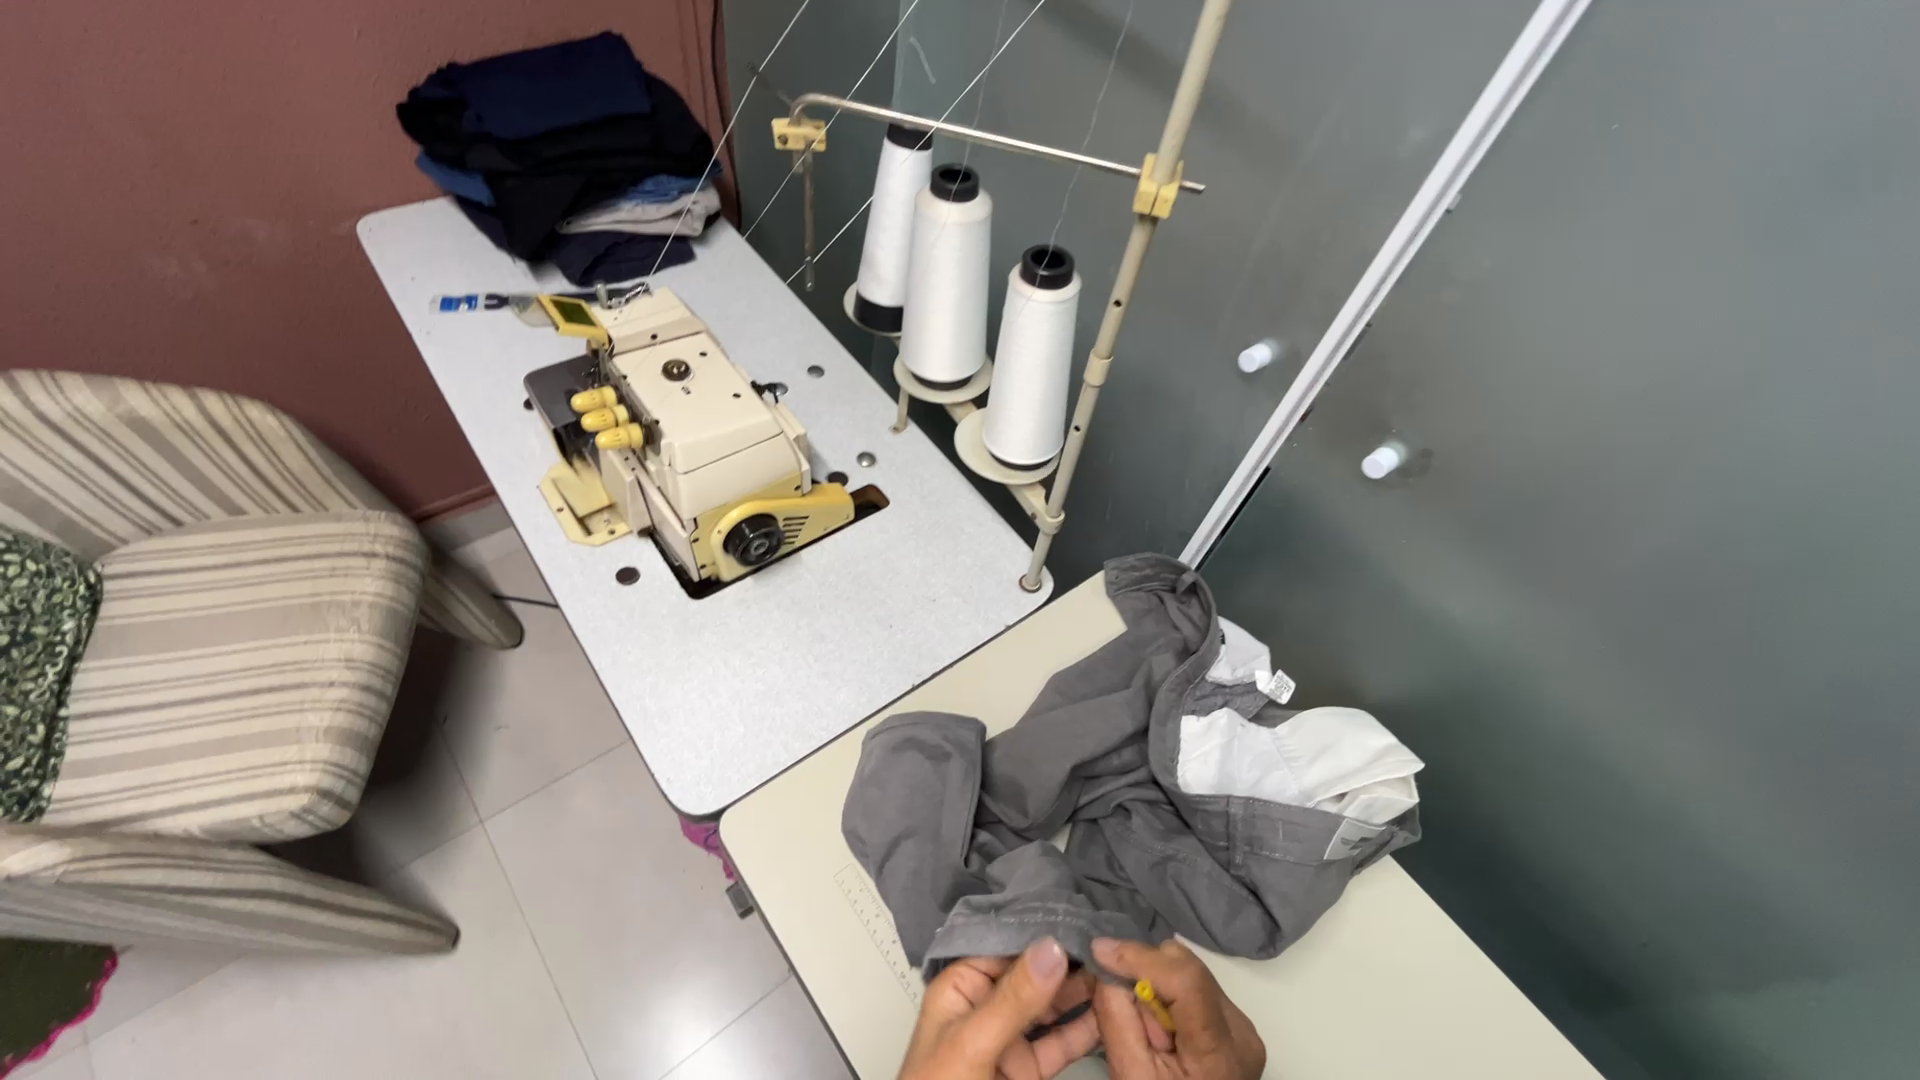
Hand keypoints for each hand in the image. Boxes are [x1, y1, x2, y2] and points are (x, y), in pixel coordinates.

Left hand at [898, 938, 1100, 1079]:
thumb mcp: (973, 1042)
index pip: (1009, 948)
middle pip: (1036, 974)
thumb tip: (1052, 947)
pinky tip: (1111, 1014)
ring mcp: (1009, 1039)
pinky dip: (1086, 1030)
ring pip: (1053, 1007)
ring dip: (1085, 992)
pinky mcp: (1027, 1071)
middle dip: (1072, 961)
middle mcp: (987, 1006)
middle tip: (1113, 947)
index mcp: (963, 986)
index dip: (1046, 934)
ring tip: (1119, 974)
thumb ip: (1014, 998)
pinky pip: (1061, 1043)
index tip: (1086, 921)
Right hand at [1090, 938, 1264, 1079]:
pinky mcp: (1235, 1025)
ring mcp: (1243, 1027)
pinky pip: (1193, 987)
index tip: (1099, 951)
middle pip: (1186, 967)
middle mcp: (1241, 1030)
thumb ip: (1116, 1015)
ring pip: (1188, 970)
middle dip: (1146, 976)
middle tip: (1133, 1018)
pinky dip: (1168, 996)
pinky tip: (1164, 1032)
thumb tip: (1105, 962)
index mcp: (1219, 1053)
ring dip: (1155, 987)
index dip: (1140, 957)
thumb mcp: (1130, 1075)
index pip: (1186, 979)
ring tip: (1150, 1033)